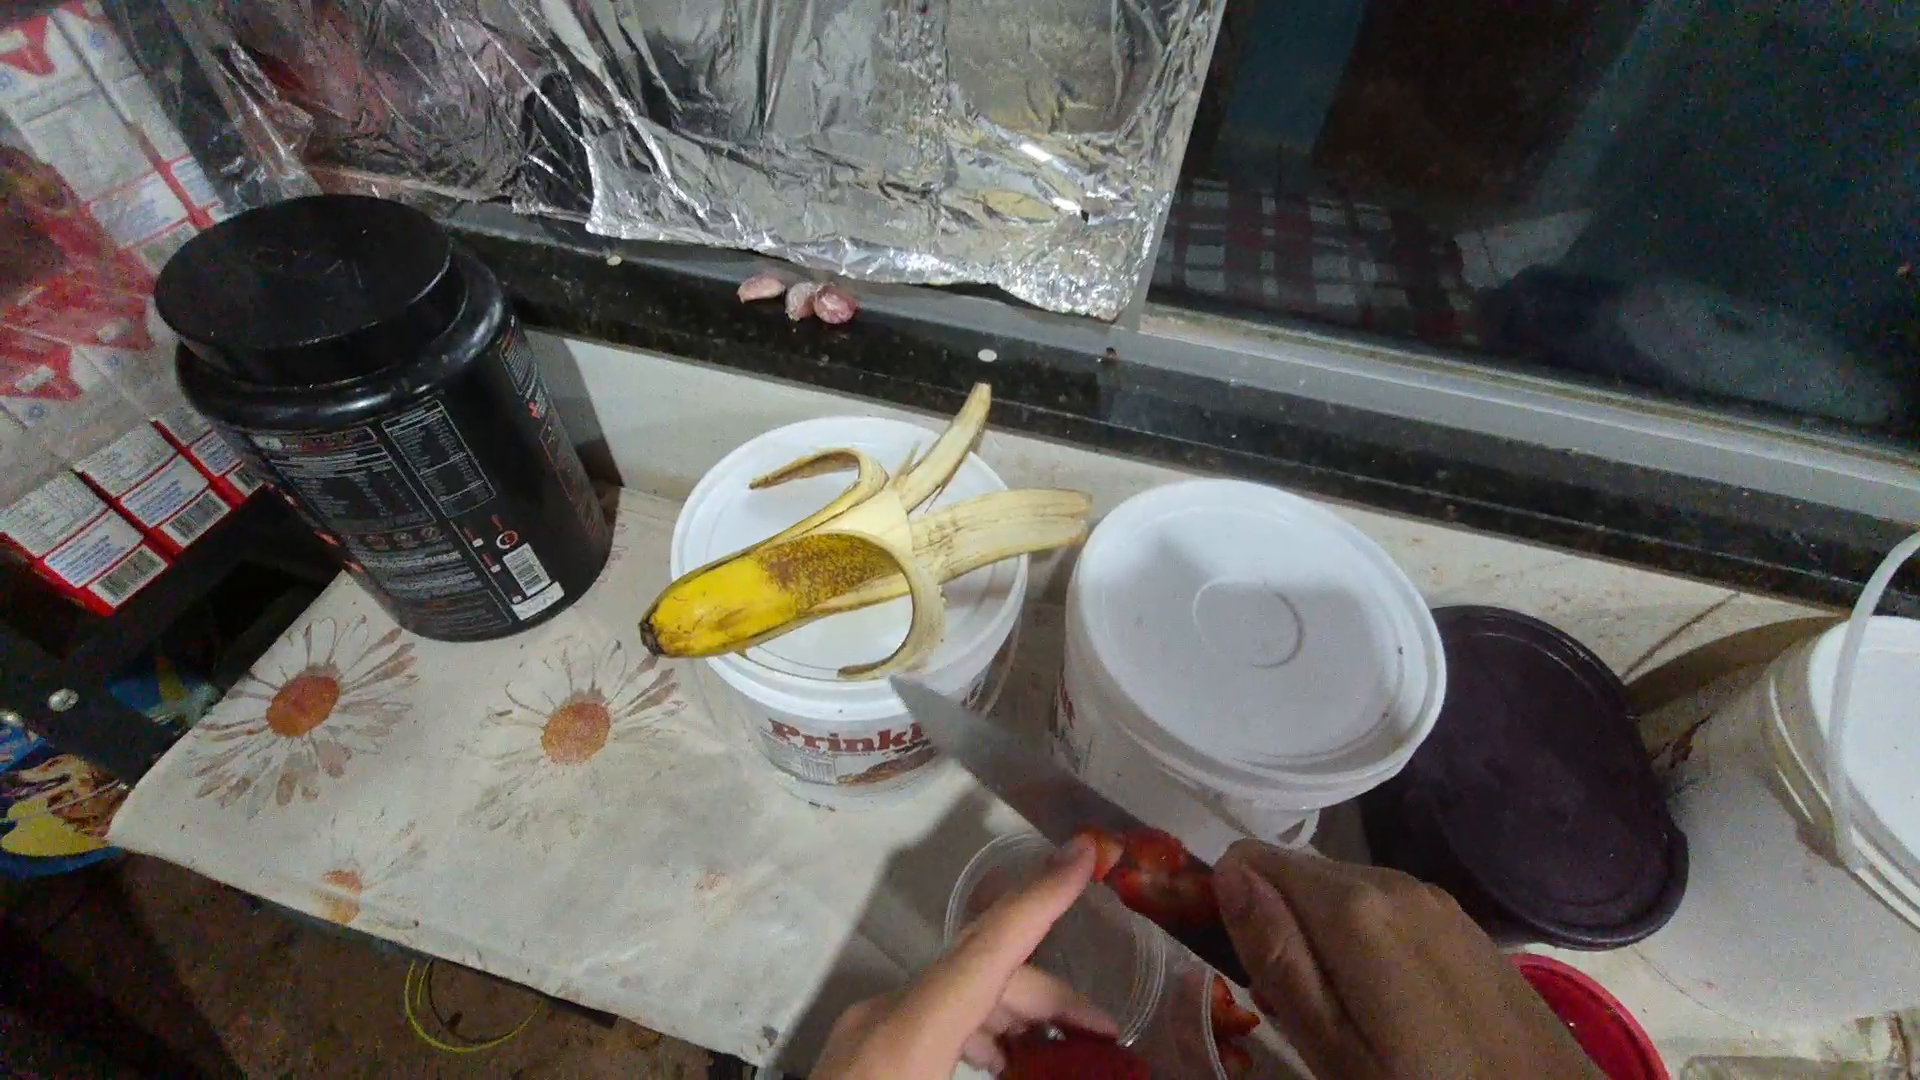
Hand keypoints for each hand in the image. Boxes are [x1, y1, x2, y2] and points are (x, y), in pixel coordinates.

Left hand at [813, 837, 1118, 1078]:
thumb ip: (1017, 1075)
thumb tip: (1072, 1066)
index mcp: (906, 1040)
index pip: (987, 949)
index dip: (1042, 897)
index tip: (1086, 851)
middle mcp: (884, 1019)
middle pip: (983, 977)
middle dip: (1053, 997)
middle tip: (1112, 1035)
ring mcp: (868, 1034)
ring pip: (959, 998)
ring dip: (1017, 1017)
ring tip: (1067, 1054)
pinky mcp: (862, 1055)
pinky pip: (935, 1023)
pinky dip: (979, 1035)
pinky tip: (1005, 1063)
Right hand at [1213, 840, 1605, 1079]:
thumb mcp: (1334, 1048)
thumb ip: (1275, 953)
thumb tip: (1228, 871)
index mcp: (1351, 904)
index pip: (1250, 859)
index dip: (1238, 909)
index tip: (1257, 974)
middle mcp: (1387, 879)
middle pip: (1293, 874)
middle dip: (1280, 925)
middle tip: (1302, 1009)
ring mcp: (1430, 897)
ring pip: (1335, 889)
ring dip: (1320, 934)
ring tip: (1349, 1014)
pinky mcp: (1459, 920)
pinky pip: (1380, 906)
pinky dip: (1363, 939)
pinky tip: (1392, 1004)